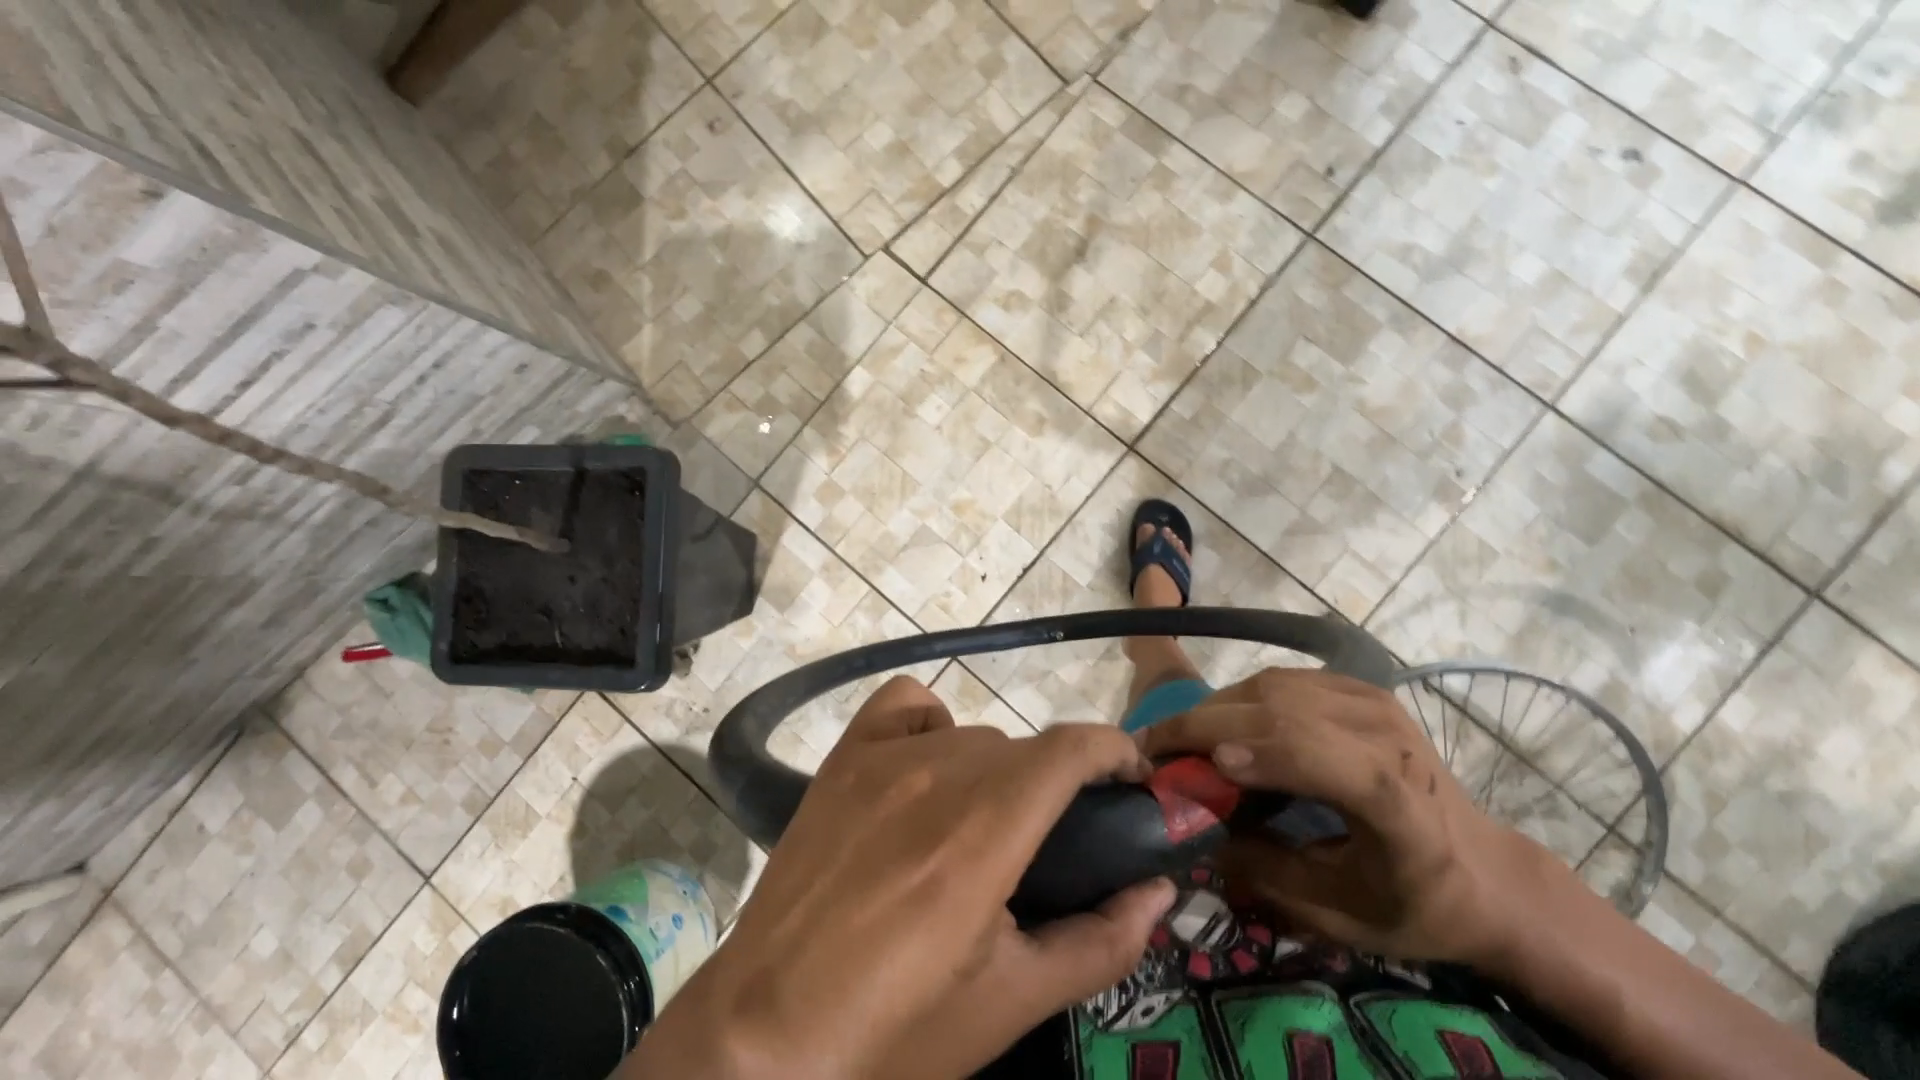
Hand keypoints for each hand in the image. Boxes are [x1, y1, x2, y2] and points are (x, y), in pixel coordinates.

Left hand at [628, 676, 1176, 1079]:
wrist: (768, 1031)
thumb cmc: (896, 1028)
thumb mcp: (1013, 1001)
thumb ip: (1100, 941)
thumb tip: (1158, 892)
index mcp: (985, 830)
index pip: (1072, 747)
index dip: (1117, 753)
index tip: (1133, 785)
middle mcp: (936, 774)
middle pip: (1026, 748)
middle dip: (1060, 785)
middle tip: (1056, 844)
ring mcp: (880, 760)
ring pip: (973, 733)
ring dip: (999, 769)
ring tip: (984, 827)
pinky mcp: (839, 762)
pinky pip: (905, 706)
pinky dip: (933, 724)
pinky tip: (927, 770)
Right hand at [1136, 669, 1578, 969]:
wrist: (1485, 873)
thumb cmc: (1414, 905)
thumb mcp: (1341, 917)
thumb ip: (1267, 873)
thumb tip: (1197, 832)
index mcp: (1403, 807)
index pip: (1339, 764)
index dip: (1272, 756)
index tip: (1209, 768)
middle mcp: (1392, 741)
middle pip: (1289, 713)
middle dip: (1210, 726)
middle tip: (1151, 751)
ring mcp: (1377, 706)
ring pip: (1275, 686)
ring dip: (1217, 708)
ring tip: (1175, 739)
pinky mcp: (1363, 691)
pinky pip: (1283, 680)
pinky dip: (1240, 699)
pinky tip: (1218, 725)